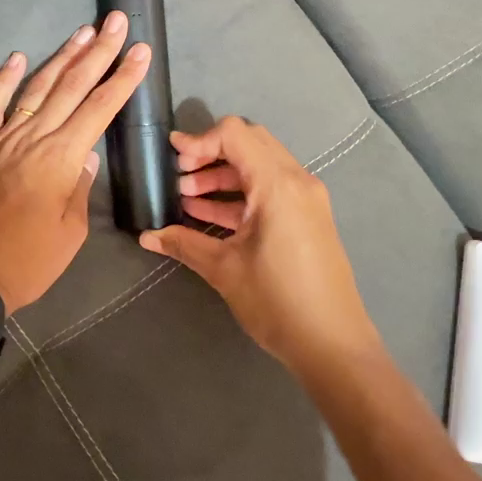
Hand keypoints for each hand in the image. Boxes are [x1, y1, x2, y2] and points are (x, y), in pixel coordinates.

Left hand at [0, 11, 151, 313]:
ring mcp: (1, 140)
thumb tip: (86, 151)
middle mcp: (32, 138)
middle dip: (97, 52)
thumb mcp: (72, 231)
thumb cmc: (30, 261)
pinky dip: (3, 80)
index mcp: (61, 158)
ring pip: (35, 89)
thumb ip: (81, 185)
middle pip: (71, 86)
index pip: (100, 107)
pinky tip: (17, 58)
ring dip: (60, 57)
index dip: (122, 77)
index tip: (139, 50)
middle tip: (114, 21)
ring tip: (82, 32)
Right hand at [139, 117, 380, 379]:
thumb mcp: (224, 269)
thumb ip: (183, 243)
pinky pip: (271, 188)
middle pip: (249, 142)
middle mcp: (297, 181)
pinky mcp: (309, 218)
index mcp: (277, 185)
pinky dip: (241, 192)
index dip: (199, 140)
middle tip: (180, 175)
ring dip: (223, 175)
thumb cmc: (277, 301)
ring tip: (188, 198)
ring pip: (260, 165)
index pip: (235, 134)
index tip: (173, 160)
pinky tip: (211, 215)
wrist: (334, 346)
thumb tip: (147, 236)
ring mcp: (307, 199)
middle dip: (210, 153)